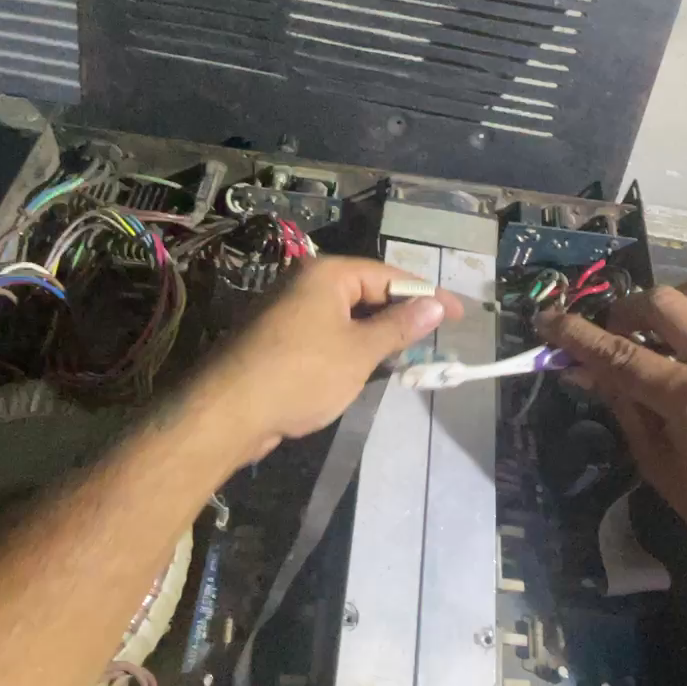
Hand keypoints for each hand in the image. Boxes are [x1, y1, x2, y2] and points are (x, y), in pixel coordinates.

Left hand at [198, 256, 461, 461]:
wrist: (228, 411)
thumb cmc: (302, 373)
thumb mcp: (359, 351)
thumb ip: (399, 326)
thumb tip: (435, 304)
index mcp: (326, 274)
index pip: (388, 275)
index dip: (426, 294)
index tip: (458, 314)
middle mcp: (305, 282)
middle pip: (366, 292)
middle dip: (400, 315)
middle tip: (434, 338)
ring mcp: (288, 310)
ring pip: (346, 316)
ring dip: (376, 335)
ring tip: (407, 357)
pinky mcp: (278, 338)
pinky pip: (326, 333)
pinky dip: (350, 347)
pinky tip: (366, 369)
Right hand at [538, 276, 686, 575]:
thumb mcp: (661, 466)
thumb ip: (622, 406)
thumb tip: (582, 368)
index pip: (620, 354)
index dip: (576, 335)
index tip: (548, 320)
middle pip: (660, 303)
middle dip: (625, 313)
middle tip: (620, 337)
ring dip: (670, 303)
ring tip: (664, 331)